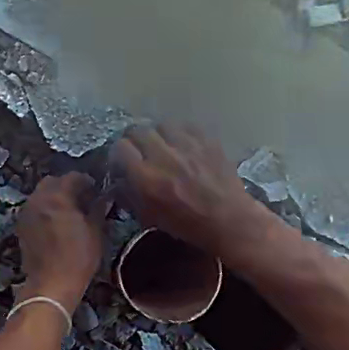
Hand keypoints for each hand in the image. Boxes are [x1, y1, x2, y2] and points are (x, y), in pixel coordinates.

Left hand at [15, 173, 105, 307]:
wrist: (50, 285)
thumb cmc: (78, 259)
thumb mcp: (95, 233)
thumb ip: (98, 209)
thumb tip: (104, 197)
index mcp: (57, 197)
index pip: (72, 177)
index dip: (86, 181)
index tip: (96, 190)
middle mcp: (38, 200)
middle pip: (52, 182)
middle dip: (67, 186)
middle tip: (82, 199)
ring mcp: (26, 212)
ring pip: (40, 194)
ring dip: (54, 196)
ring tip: (69, 211)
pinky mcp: (21, 226)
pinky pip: (34, 208)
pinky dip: (45, 208)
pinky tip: (56, 222)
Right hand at [112, 124, 269, 259]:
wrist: (229, 220)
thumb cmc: (187, 224)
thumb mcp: (150, 216)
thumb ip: (130, 194)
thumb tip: (119, 178)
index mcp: (146, 178)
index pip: (120, 148)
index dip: (119, 153)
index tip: (124, 159)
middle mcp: (163, 157)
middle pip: (138, 131)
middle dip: (135, 139)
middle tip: (141, 149)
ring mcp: (187, 145)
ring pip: (161, 125)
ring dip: (159, 134)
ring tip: (164, 144)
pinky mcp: (207, 140)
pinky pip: (186, 126)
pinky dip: (181, 133)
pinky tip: (184, 144)